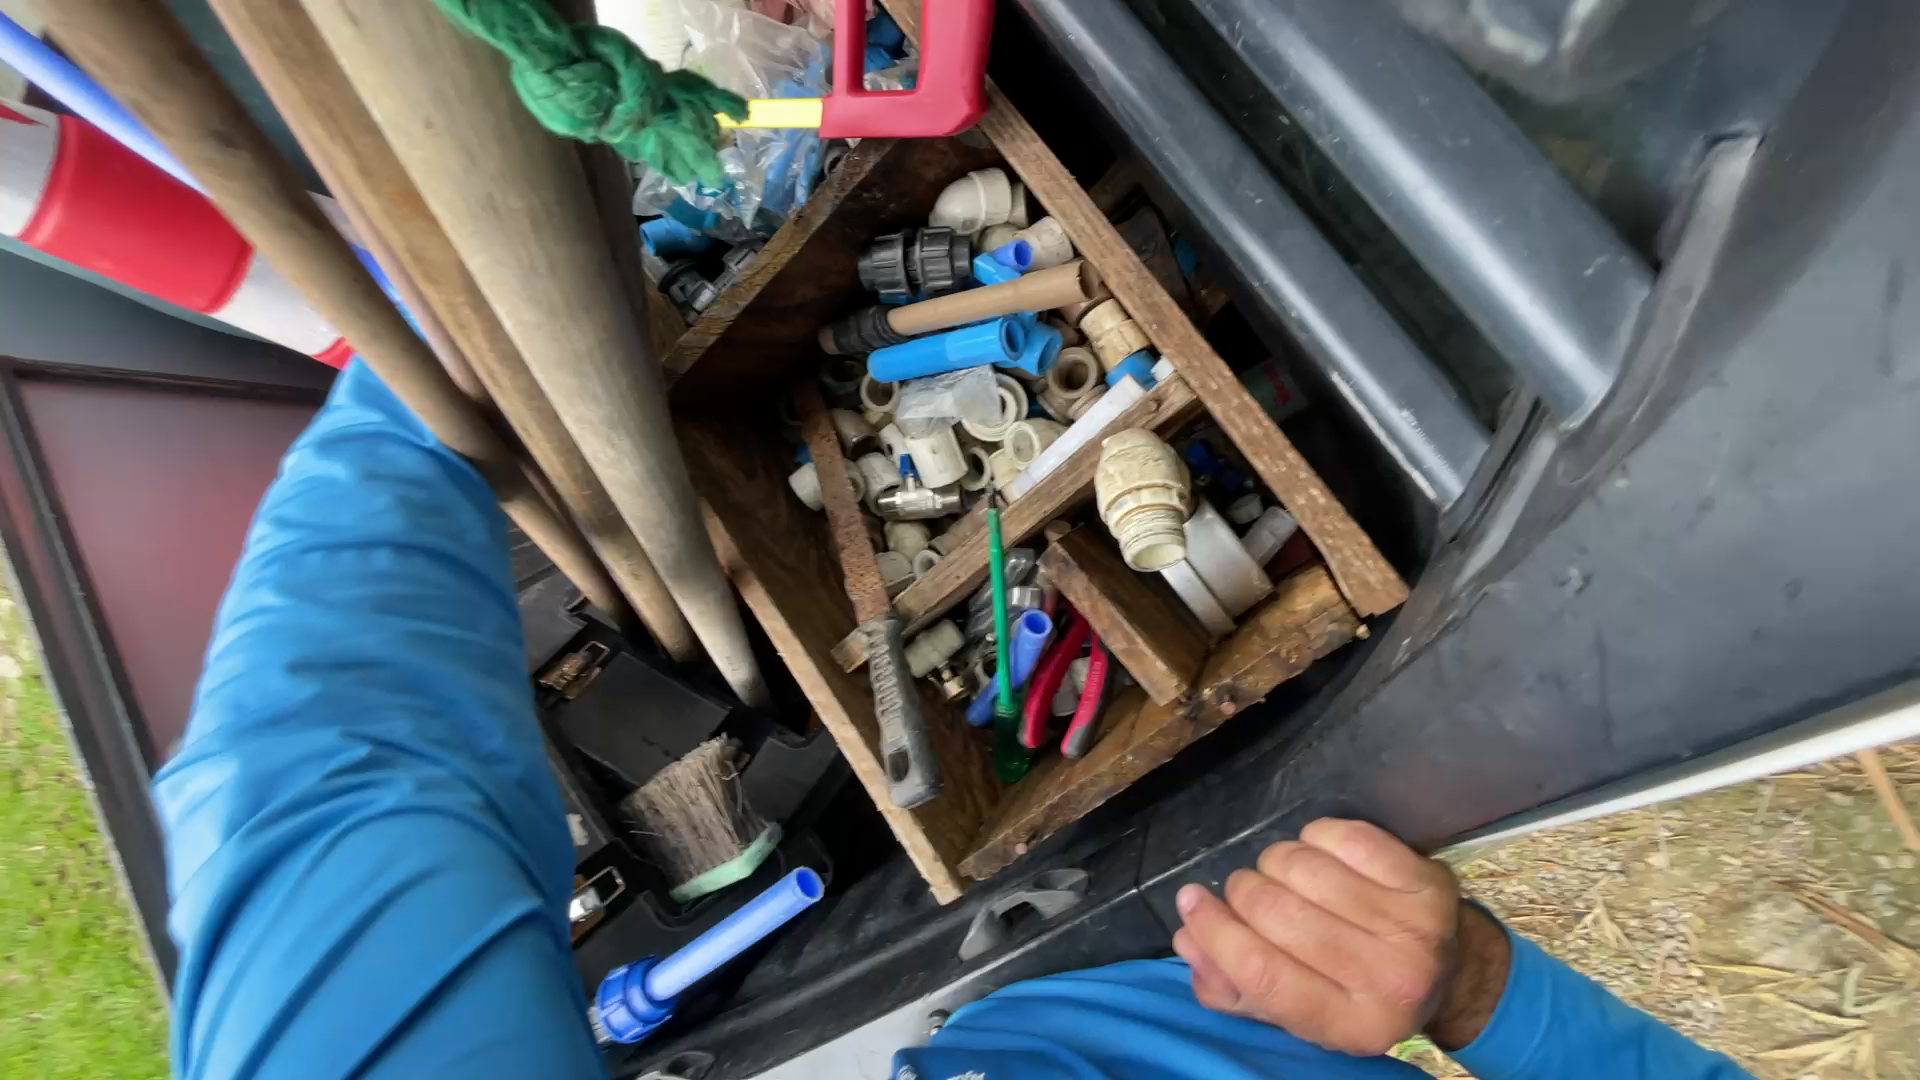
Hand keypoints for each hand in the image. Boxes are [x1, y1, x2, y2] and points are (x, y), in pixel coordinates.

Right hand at [1171, 818, 1509, 1055]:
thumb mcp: (1294, 1005)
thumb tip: (1187, 939)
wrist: (1454, 972)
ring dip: (1276, 861)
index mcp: (1350, 1025)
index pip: (1263, 974)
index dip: (1216, 932)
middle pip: (1275, 911)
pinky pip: (1340, 836)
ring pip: (1301, 866)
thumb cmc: (1355, 985)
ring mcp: (1411, 928)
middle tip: (1250, 892)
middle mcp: (1387, 983)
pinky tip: (1321, 853)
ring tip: (1288, 876)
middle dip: (1243, 891)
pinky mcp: (1422, 880)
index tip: (1190, 900)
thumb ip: (1232, 983)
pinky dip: (1315, 835)